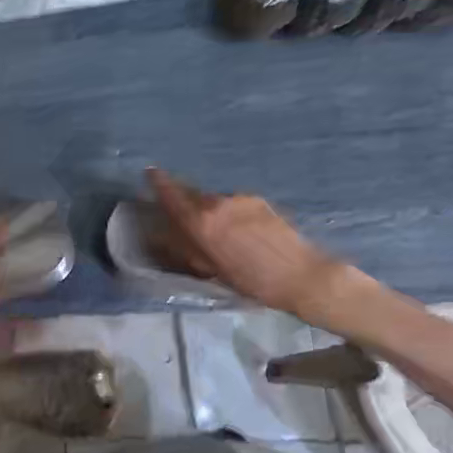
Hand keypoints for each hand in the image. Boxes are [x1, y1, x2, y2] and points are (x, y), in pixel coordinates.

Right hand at [146, 167, 353, 315]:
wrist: (302, 274)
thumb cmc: (253, 281)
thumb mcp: (213, 270)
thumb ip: (187, 248)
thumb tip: (164, 235)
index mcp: (202, 222)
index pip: (172, 196)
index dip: (159, 182)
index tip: (150, 171)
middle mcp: (218, 203)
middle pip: (193, 197)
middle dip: (185, 203)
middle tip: (185, 221)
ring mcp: (240, 199)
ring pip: (215, 201)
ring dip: (211, 212)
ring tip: (220, 234)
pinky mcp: (258, 201)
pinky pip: (234, 204)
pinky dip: (230, 214)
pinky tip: (241, 233)